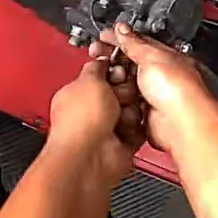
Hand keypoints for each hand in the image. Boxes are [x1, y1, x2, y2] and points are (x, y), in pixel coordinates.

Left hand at [46, 56, 143, 190]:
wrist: (90, 156)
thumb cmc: (79, 122)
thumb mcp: (88, 80)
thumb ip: (97, 67)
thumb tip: (102, 61)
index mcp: (78, 93)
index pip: (103, 75)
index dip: (114, 72)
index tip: (118, 72)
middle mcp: (92, 111)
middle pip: (122, 91)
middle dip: (124, 92)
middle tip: (117, 97)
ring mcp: (107, 128)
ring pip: (133, 109)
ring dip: (130, 111)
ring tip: (121, 117)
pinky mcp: (121, 143)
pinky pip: (139, 129)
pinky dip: (136, 129)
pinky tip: (127, 129)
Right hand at [89, 25, 217, 155]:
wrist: (180, 122)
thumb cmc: (178, 88)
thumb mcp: (151, 56)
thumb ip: (134, 43)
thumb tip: (122, 29)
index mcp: (164, 57)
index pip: (138, 43)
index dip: (119, 39)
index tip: (103, 37)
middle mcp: (159, 75)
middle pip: (129, 63)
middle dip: (112, 57)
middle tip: (97, 53)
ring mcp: (151, 94)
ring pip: (124, 83)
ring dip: (113, 79)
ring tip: (102, 73)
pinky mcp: (144, 113)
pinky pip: (124, 103)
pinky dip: (117, 98)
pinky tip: (109, 93)